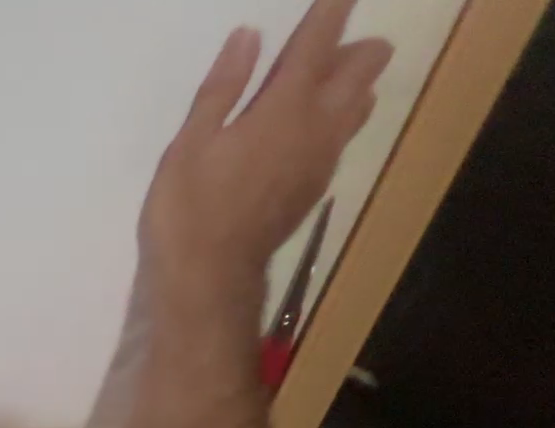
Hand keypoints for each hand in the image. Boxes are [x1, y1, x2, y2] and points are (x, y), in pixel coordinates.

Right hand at [141, 0, 391, 295]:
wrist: (208, 275)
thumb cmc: (186, 211)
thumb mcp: (186, 148)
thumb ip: (220, 92)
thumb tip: (247, 38)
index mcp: (285, 107)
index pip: (320, 40)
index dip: (330, 8)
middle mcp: (320, 124)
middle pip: (368, 62)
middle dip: (347, 48)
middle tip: (302, 62)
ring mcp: (324, 156)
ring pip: (364, 99)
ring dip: (345, 86)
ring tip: (302, 100)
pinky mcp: (317, 185)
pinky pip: (341, 137)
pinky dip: (328, 124)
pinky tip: (292, 142)